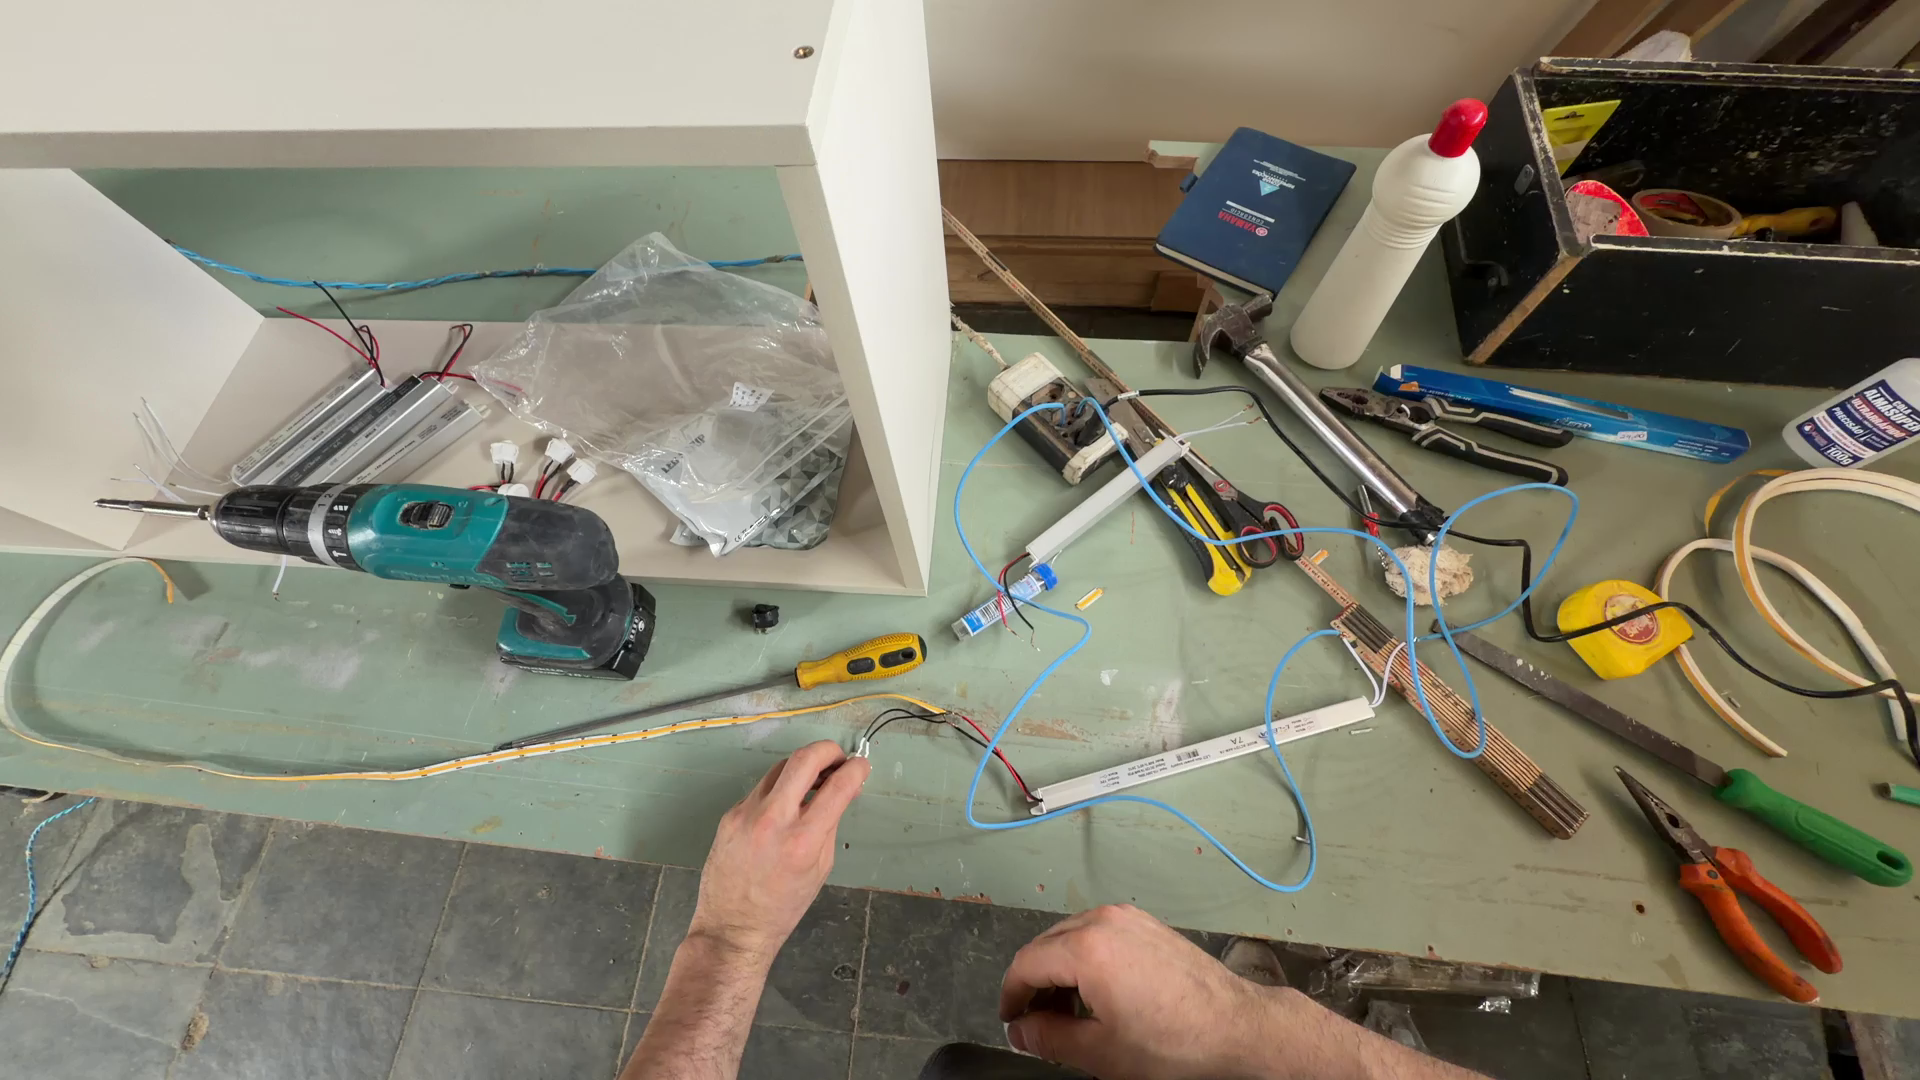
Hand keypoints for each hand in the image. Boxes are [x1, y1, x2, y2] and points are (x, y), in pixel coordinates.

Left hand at [686, 741, 870, 965]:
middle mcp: (773, 820)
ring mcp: (746, 814)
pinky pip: (762, 788)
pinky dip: (780, 789)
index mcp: (803, 840)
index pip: (838, 786)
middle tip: (838, 759)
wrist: (732, 928)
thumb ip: (832, 822)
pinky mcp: (730, 814)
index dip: (856, 769)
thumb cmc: (784, 905)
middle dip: (828, 750)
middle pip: (804, 759)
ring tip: (814, 779)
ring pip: (781, 767)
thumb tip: (844, 788)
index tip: (861, 765)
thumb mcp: (821, 867)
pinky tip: (786, 805)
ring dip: (803, 766)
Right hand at [1000, 905, 1296, 1079]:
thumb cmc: (1170, 1045)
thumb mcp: (1102, 1053)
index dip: (1011, 995)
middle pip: (1046, 944)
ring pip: (1070, 935)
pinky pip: (1096, 931)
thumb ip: (1050, 1038)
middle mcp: (1100, 919)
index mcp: (1085, 947)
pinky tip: (1094, 990)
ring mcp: (1124, 915)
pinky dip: (1083, 956)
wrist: (1237, 1027)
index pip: (1026, 963)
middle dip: (1033, 982)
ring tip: (1065, 1011)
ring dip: (1058, 968)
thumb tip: (1020, 1031)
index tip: (1010, 1023)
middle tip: (1033, 1023)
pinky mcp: (1142, 920)